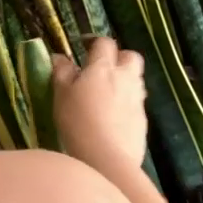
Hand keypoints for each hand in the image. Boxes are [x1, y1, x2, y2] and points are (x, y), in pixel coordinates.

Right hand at [51, 37, 145, 174]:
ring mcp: (137, 100)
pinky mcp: (143, 121)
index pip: (105, 43)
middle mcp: (125, 78)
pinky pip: (137, 103)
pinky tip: (113, 117)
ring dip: (124, 81)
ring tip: (107, 94)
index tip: (83, 49)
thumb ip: (62, 72)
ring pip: (136, 80)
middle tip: (102, 69)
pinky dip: (127, 104)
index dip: (94, 42)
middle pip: (130, 57)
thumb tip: (60, 57)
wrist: (107, 159)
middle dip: (119, 58)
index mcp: (103, 68)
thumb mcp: (61, 94)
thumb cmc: (78, 121)